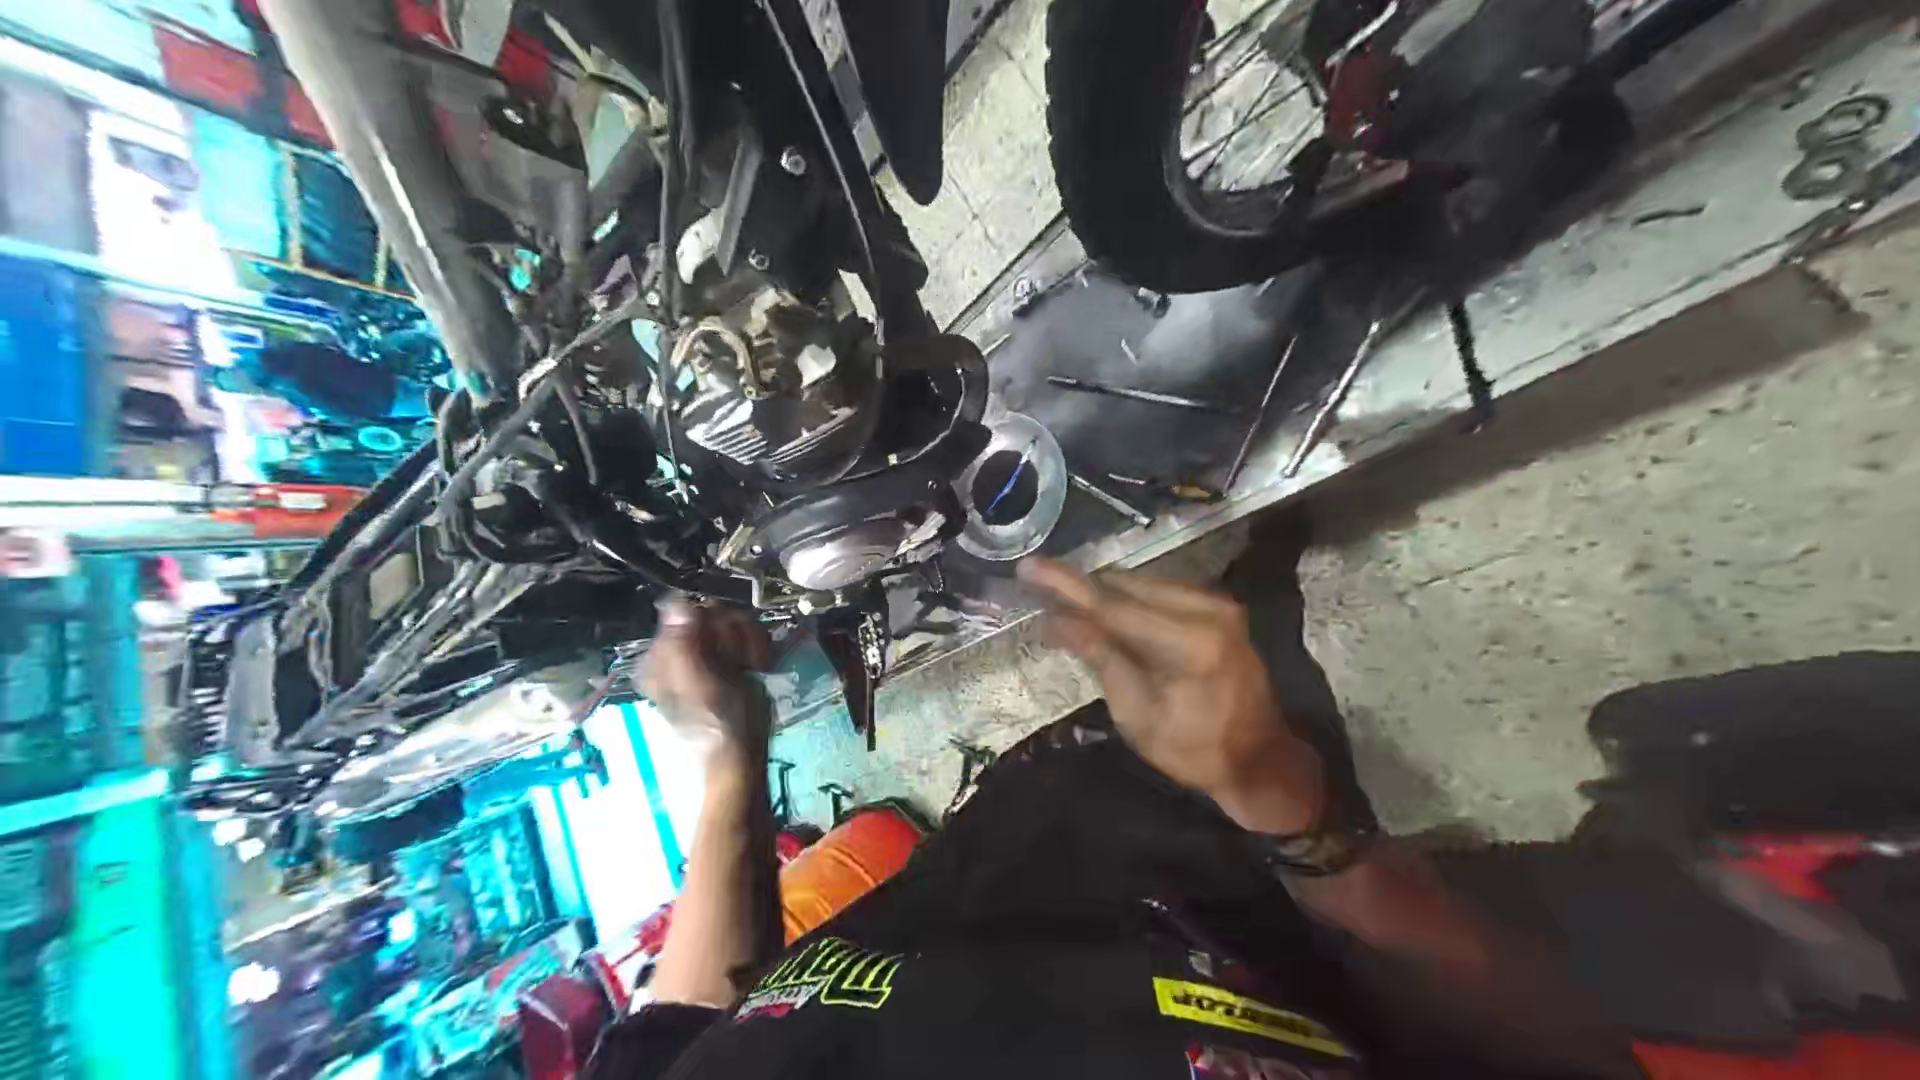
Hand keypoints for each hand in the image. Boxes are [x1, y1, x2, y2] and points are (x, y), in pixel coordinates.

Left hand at [640, 597, 771, 769]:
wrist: (743, 754)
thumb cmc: (721, 724)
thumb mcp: (700, 686)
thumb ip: (684, 644)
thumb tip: (676, 603)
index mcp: (661, 655)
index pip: (693, 610)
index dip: (715, 628)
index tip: (725, 653)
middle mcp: (680, 649)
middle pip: (717, 614)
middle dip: (735, 638)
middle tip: (740, 667)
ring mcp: (706, 653)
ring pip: (736, 622)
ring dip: (749, 645)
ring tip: (749, 671)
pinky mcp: (727, 658)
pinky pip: (747, 634)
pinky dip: (756, 650)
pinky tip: (754, 670)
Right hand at [1019, 558, 1324, 834]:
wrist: (1261, 759)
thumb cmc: (1194, 750)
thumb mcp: (1136, 713)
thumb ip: (1100, 656)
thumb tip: (1056, 619)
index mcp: (1188, 644)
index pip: (1112, 605)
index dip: (1065, 586)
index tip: (1029, 567)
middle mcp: (1207, 611)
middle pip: (1125, 585)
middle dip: (1080, 586)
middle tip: (1038, 585)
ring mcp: (1217, 604)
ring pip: (1141, 583)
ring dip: (1102, 590)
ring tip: (1064, 599)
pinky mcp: (1219, 607)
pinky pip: (1160, 590)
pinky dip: (1127, 597)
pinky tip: (1103, 609)